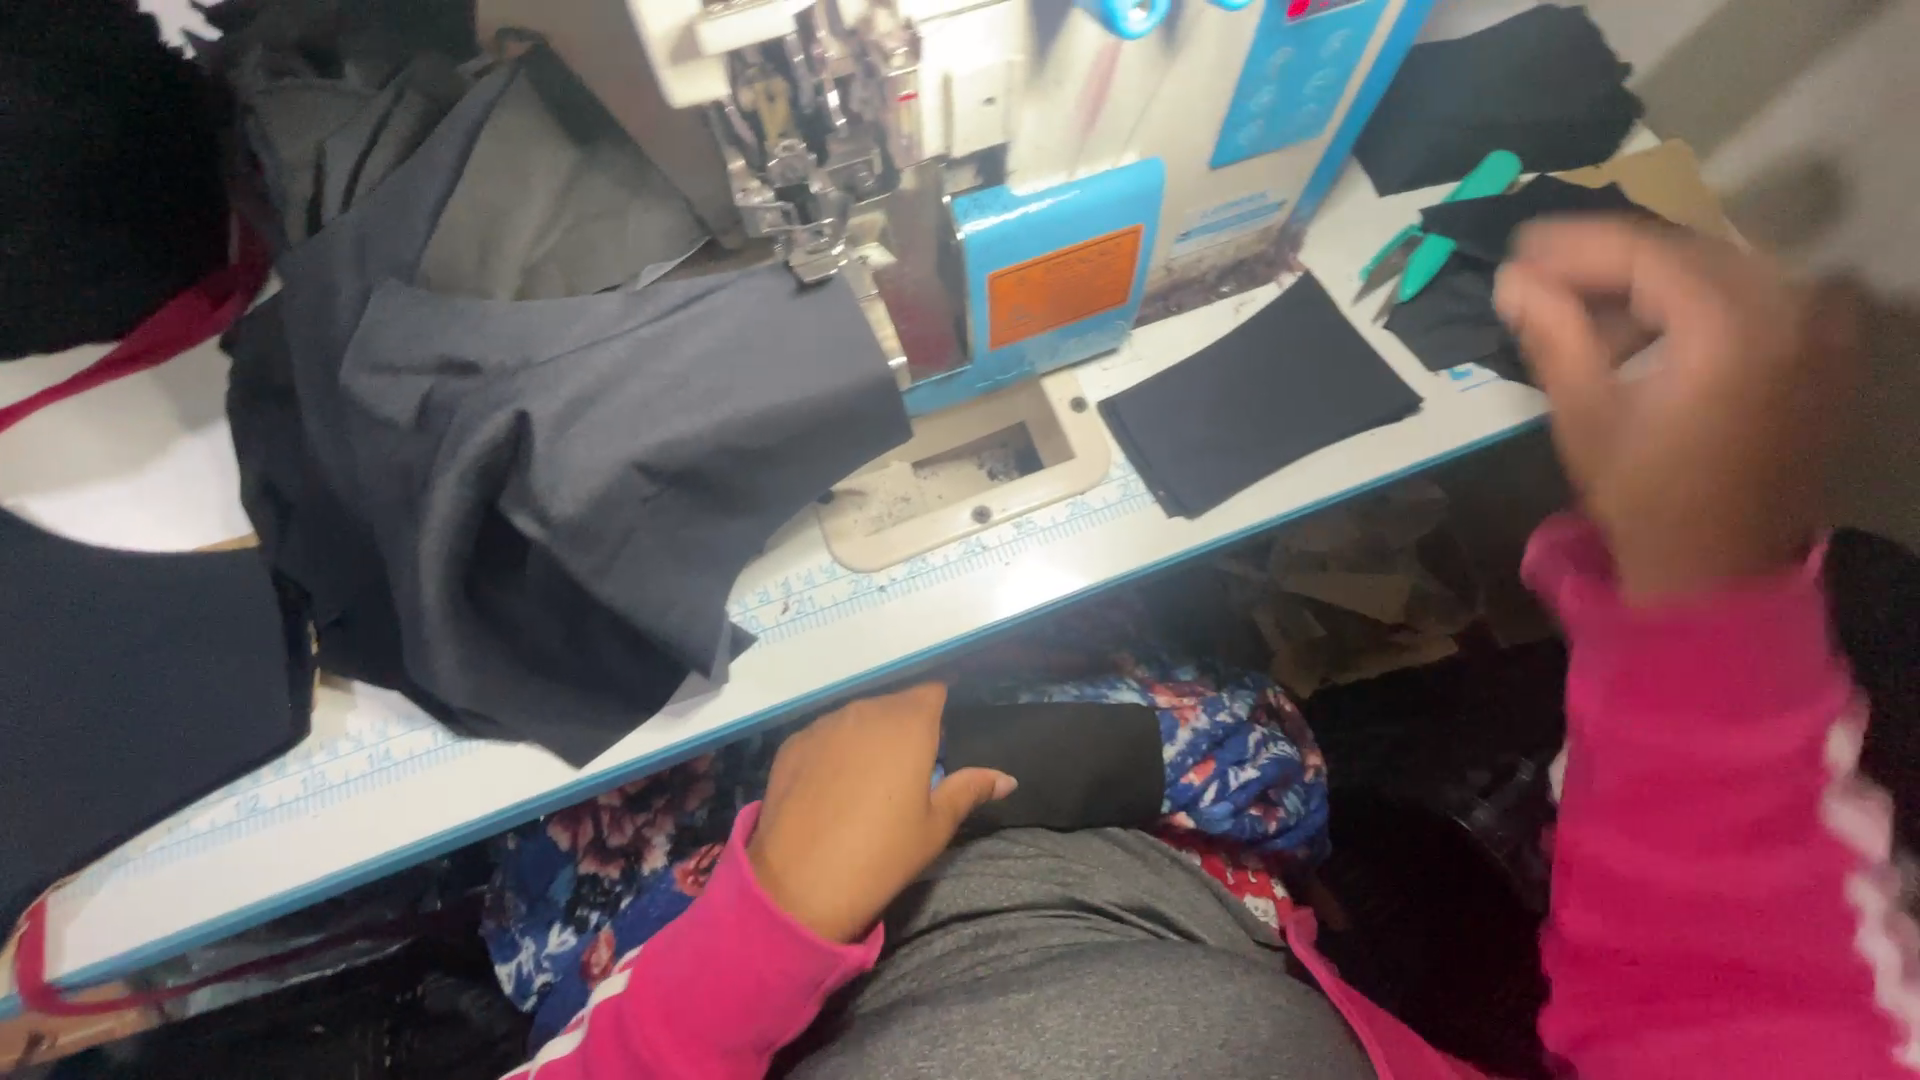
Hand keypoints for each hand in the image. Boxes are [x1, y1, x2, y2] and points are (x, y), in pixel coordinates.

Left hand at [747, 683, 1016, 943]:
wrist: (799, 885)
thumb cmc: (882, 854)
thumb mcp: (935, 826)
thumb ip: (970, 790)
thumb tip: (1008, 778)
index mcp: (909, 724)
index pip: (933, 692)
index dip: (939, 712)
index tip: (939, 743)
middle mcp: (866, 711)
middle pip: (894, 704)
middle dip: (904, 727)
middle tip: (906, 772)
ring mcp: (824, 724)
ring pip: (857, 718)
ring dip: (867, 737)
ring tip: (866, 782)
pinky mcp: (793, 743)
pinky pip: (824, 735)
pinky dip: (833, 751)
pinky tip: (830, 788)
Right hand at [1494, 217, 1864, 602]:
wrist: (1719, 559)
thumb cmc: (1642, 492)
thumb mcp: (1583, 412)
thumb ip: (1552, 333)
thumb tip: (1513, 279)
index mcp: (1733, 326)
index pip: (1648, 252)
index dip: (1576, 243)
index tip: (1518, 243)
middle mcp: (1793, 305)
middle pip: (1687, 250)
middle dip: (1606, 255)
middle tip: (1538, 268)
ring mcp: (1820, 322)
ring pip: (1716, 268)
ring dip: (1643, 277)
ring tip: (1578, 303)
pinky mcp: (1824, 342)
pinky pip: (1747, 293)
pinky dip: (1686, 298)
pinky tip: (1638, 326)